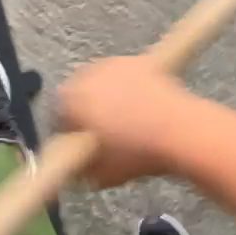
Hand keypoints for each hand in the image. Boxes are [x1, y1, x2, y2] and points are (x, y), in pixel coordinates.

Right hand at [57, 56, 202, 187]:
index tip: (77, 145)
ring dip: (105, 95)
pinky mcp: (136, 58)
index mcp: (70, 101)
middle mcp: (85, 75)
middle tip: (99, 131)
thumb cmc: (137, 152)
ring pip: (99, 80)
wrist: (178, 130)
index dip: (67, 133)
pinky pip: (123, 73)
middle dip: (84, 109)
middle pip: (76, 93)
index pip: (57, 116)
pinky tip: (139, 104)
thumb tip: (78, 169)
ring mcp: (112, 63)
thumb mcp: (100, 176)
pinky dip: (127, 85)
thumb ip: (80, 170)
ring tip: (122, 118)